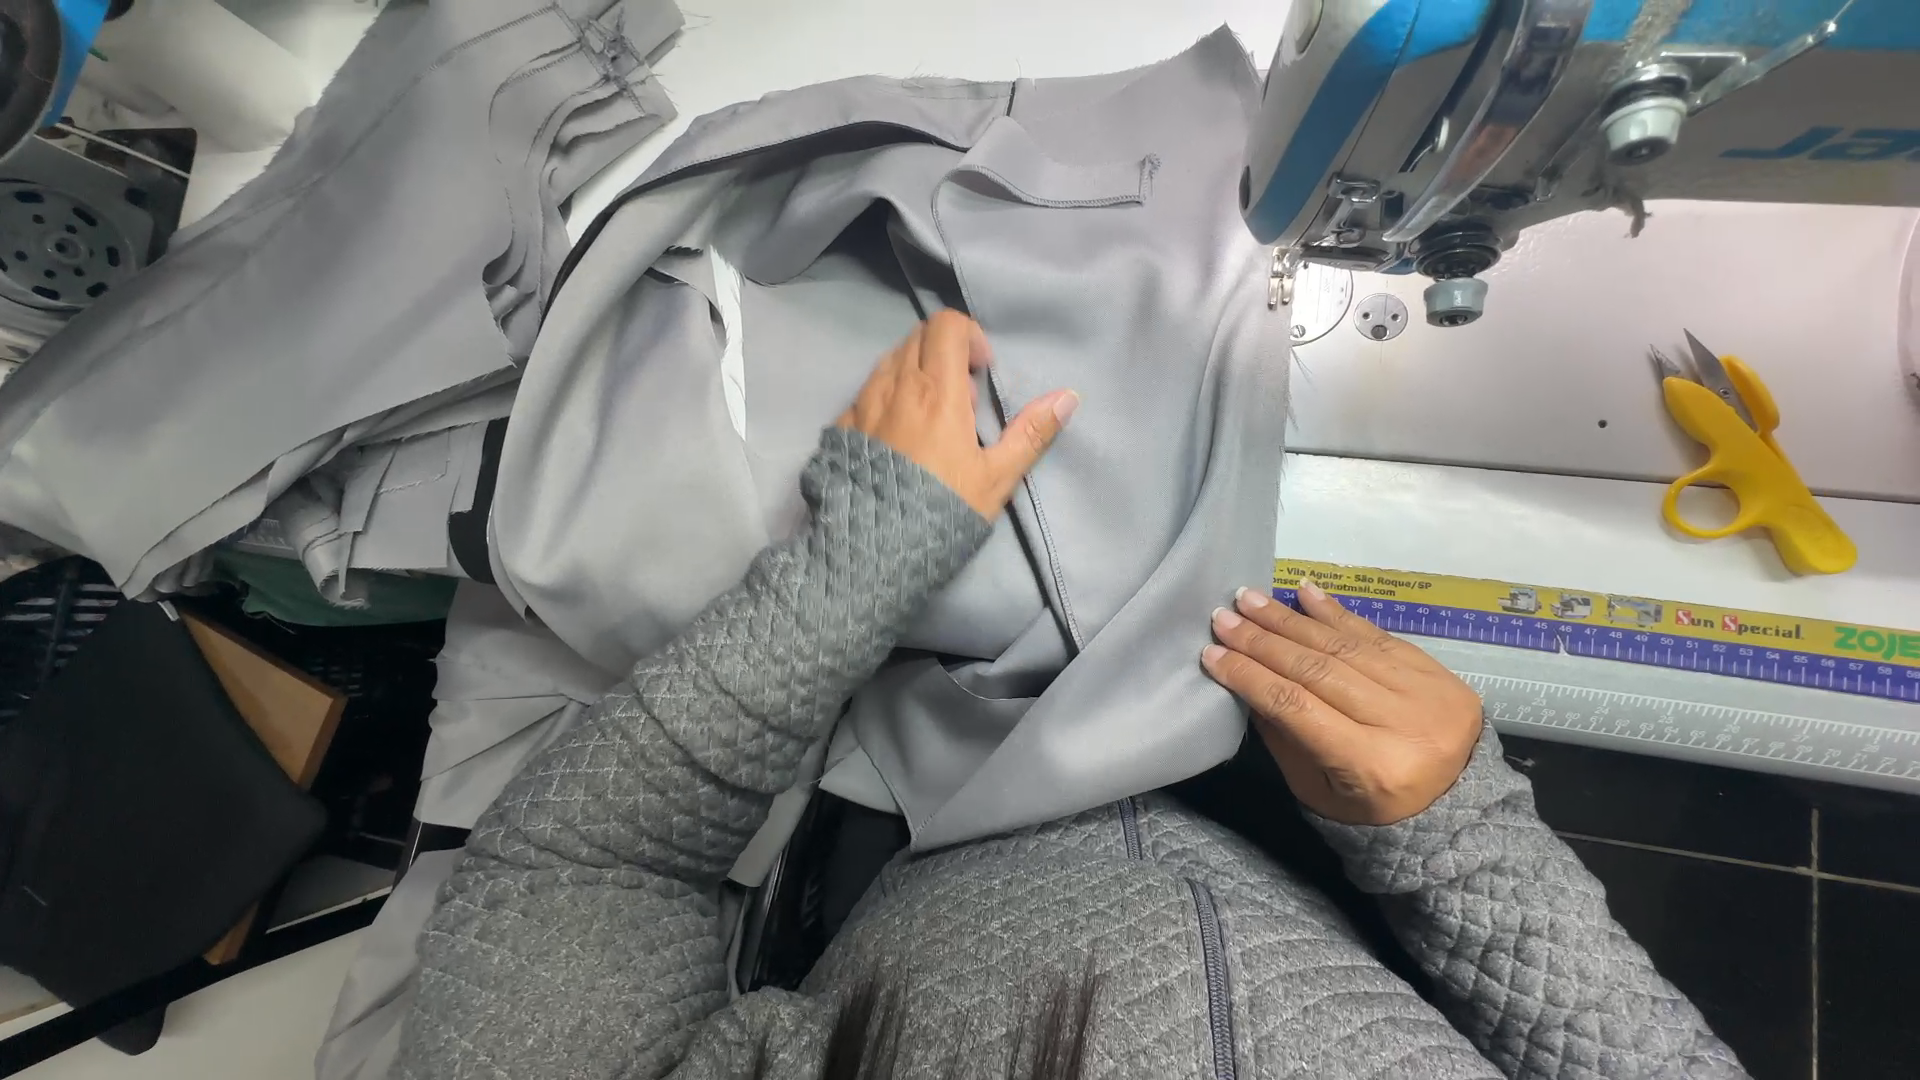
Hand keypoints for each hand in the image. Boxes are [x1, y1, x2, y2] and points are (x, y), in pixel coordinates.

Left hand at [838, 311, 1077, 518]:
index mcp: (936, 391)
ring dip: (915, 371)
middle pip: (919, 336)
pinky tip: (895, 434)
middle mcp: (896, 386)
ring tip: (929, 416)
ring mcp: (863, 404)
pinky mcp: (842, 425)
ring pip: (891, 360)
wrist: (874, 548)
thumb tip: (1068, 397)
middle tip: (960, 398)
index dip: (970, 337)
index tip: (981, 373)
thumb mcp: (997, 477)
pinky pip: (866, 391)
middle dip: (945, 352)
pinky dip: (886, 396)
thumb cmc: (942, 510)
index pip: (948, 327)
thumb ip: (1031, 434)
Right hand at [1201, 578, 1483, 824]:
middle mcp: (1404, 724)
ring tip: (1249, 597)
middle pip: (1316, 670)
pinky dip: (1336, 612)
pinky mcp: (1437, 673)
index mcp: (1372, 766)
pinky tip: (1304, 592)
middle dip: (1261, 640)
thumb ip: (1282, 733)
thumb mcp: (1316, 788)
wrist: (1460, 811)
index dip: (1249, 676)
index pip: (1295, 706)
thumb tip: (1243, 678)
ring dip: (1289, 618)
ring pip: (1342, 646)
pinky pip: (1376, 635)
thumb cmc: (1372, 811)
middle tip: (1222, 617)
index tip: (1211, 653)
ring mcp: (1426, 693)